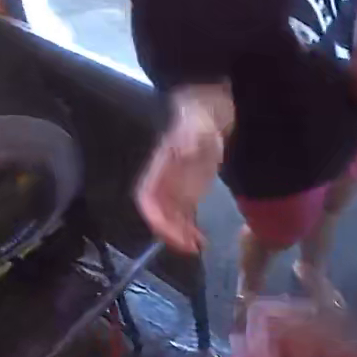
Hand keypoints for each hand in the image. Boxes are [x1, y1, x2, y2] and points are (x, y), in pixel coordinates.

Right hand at [136, 101, 223, 253]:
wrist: (208, 109)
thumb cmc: (199, 118)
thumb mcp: (197, 127)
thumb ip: (188, 141)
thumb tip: (182, 151)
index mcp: (160, 168)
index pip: (147, 200)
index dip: (157, 220)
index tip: (173, 234)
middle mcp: (164, 181)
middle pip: (159, 214)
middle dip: (171, 234)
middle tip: (192, 247)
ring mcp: (176, 185)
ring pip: (171, 217)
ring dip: (180, 235)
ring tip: (198, 246)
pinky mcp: (190, 187)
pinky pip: (184, 213)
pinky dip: (189, 228)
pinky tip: (201, 237)